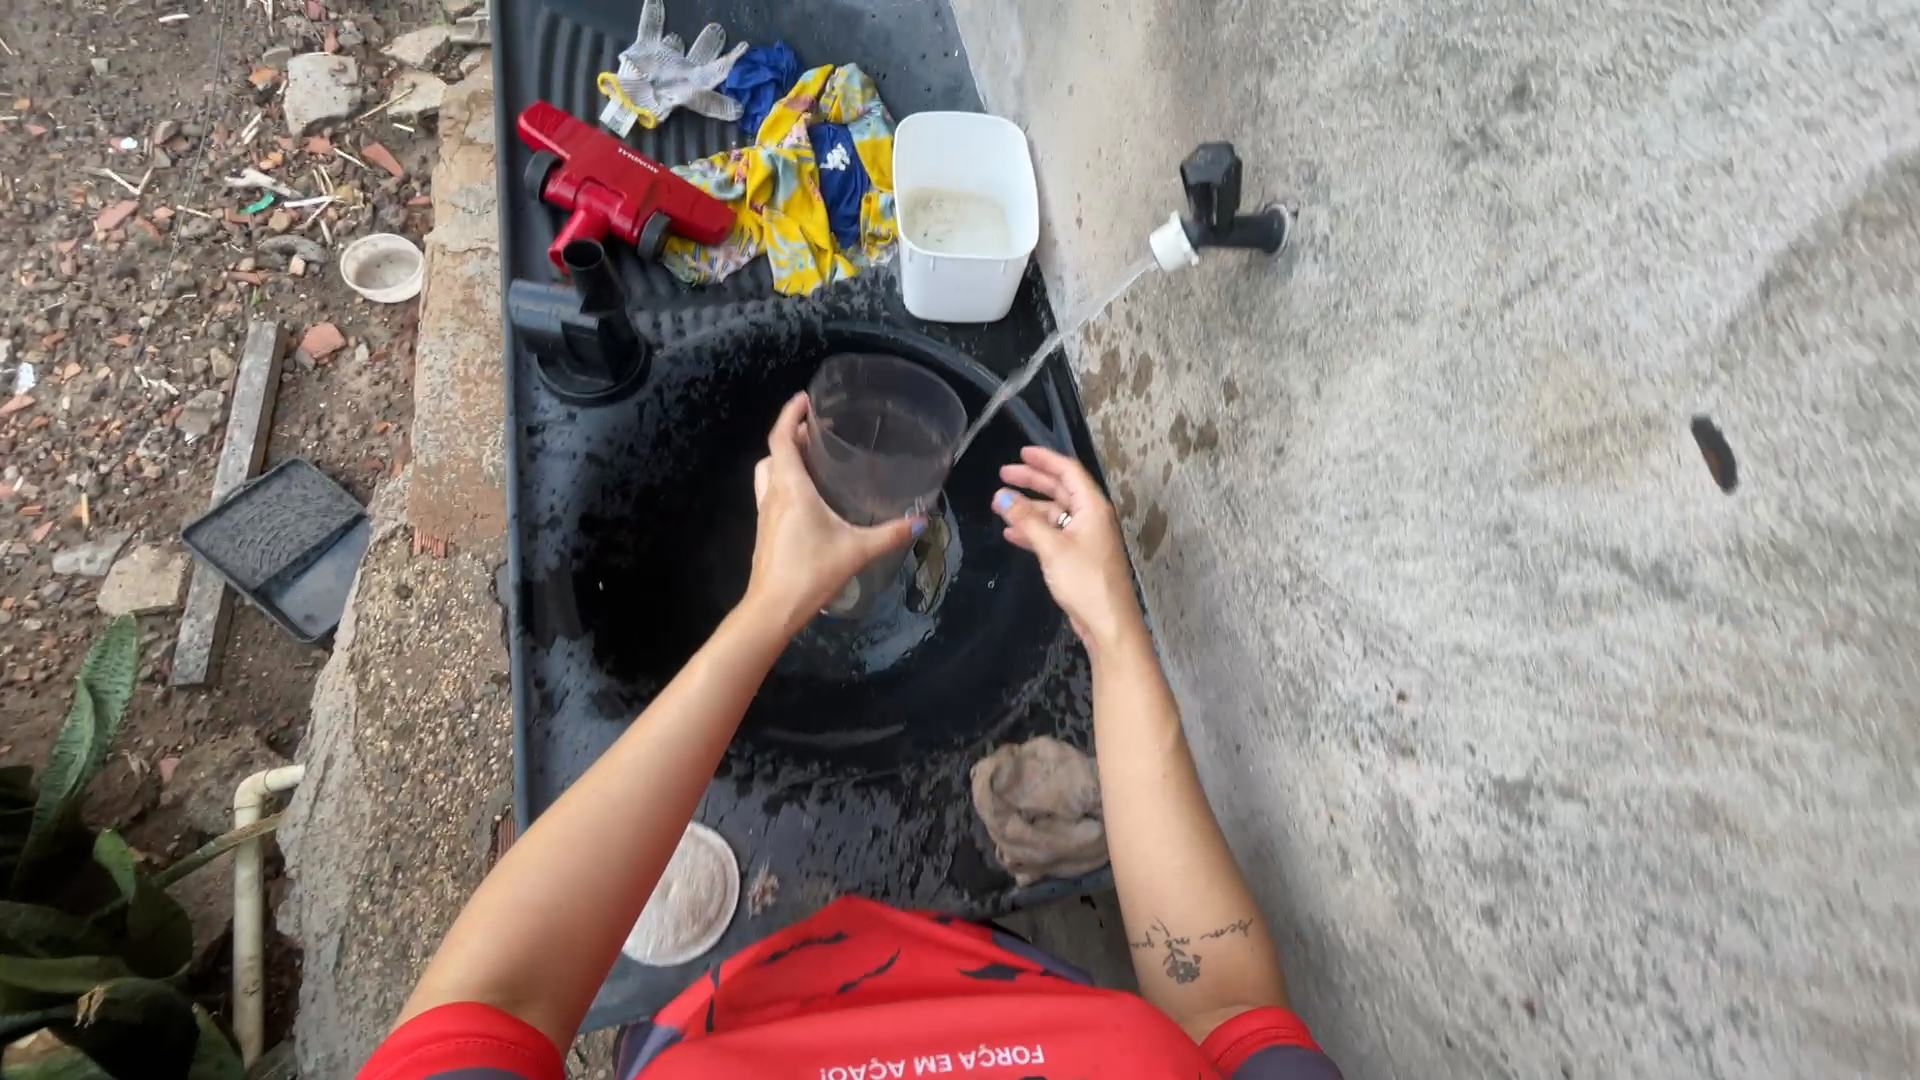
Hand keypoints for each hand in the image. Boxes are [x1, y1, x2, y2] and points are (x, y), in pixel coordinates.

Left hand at [745, 393, 921, 633]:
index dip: (790, 414)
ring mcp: (765, 514)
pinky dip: (784, 481)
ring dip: (784, 458)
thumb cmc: (811, 572)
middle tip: (818, 430)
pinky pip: (771, 493)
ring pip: (768, 472)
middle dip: (792, 435)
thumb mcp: (856, 550)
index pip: (782, 438)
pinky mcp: (766, 530)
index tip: (805, 398)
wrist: (773, 608)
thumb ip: (889, 534)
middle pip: (774, 452)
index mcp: (791, 489)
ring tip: (812, 459)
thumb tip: (920, 520)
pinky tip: (808, 497)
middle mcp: (773, 495)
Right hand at [992, 446, 1145, 654]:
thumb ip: (1026, 520)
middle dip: (1032, 481)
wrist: (1108, 623)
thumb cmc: (1085, 581)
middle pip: (1060, 489)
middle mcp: (1091, 517)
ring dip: (1029, 509)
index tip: (1021, 453)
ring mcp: (1085, 537)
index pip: (1068, 471)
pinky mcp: (1077, 556)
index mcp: (1093, 507)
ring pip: (1054, 513)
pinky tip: (1012, 533)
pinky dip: (1033, 531)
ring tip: (1000, 505)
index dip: (1044, 460)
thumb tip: (1001, 496)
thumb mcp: (1052, 547)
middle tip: (1004, 474)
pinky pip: (1053, 534)